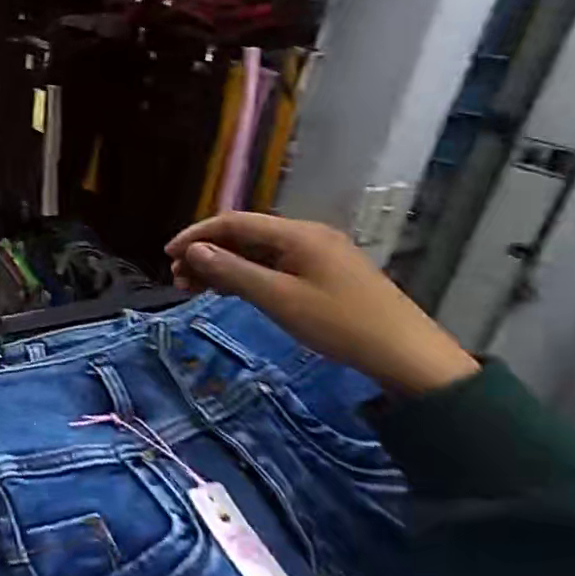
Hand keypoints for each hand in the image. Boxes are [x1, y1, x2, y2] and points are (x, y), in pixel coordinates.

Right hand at [167, 213, 479, 394]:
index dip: (198, 235)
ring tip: (197, 288)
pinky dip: (250, 276)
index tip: (168, 255)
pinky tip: (233, 291)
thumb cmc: (340, 324)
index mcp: (296, 233)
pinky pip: (277, 266)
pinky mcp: (325, 273)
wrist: (406, 353)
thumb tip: (194, 251)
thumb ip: (234, 273)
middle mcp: (306, 234)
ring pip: (260, 252)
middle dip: (209, 253)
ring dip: (227, 266)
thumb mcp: (280, 299)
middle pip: (246, 235)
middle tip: (179, 279)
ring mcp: (318, 253)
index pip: (235, 222)